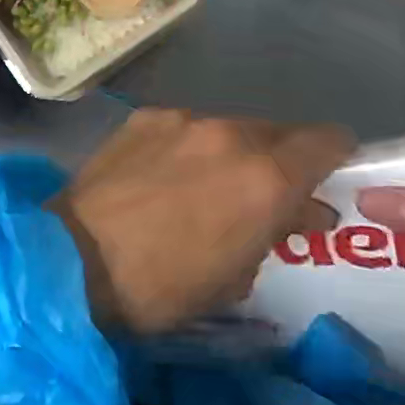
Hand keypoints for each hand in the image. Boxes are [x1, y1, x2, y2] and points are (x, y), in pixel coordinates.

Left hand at [49, 110, 352, 334]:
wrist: (74, 257)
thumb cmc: (162, 285)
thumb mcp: (238, 275)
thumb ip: (278, 231)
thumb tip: (301, 211)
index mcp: (266, 176)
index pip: (327, 141)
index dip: (331, 160)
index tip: (319, 182)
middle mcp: (227, 134)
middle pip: (274, 133)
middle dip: (276, 161)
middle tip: (256, 195)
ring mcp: (178, 120)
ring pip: (225, 128)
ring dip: (227, 153)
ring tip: (200, 186)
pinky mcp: (139, 119)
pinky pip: (181, 128)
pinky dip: (184, 146)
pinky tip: (161, 174)